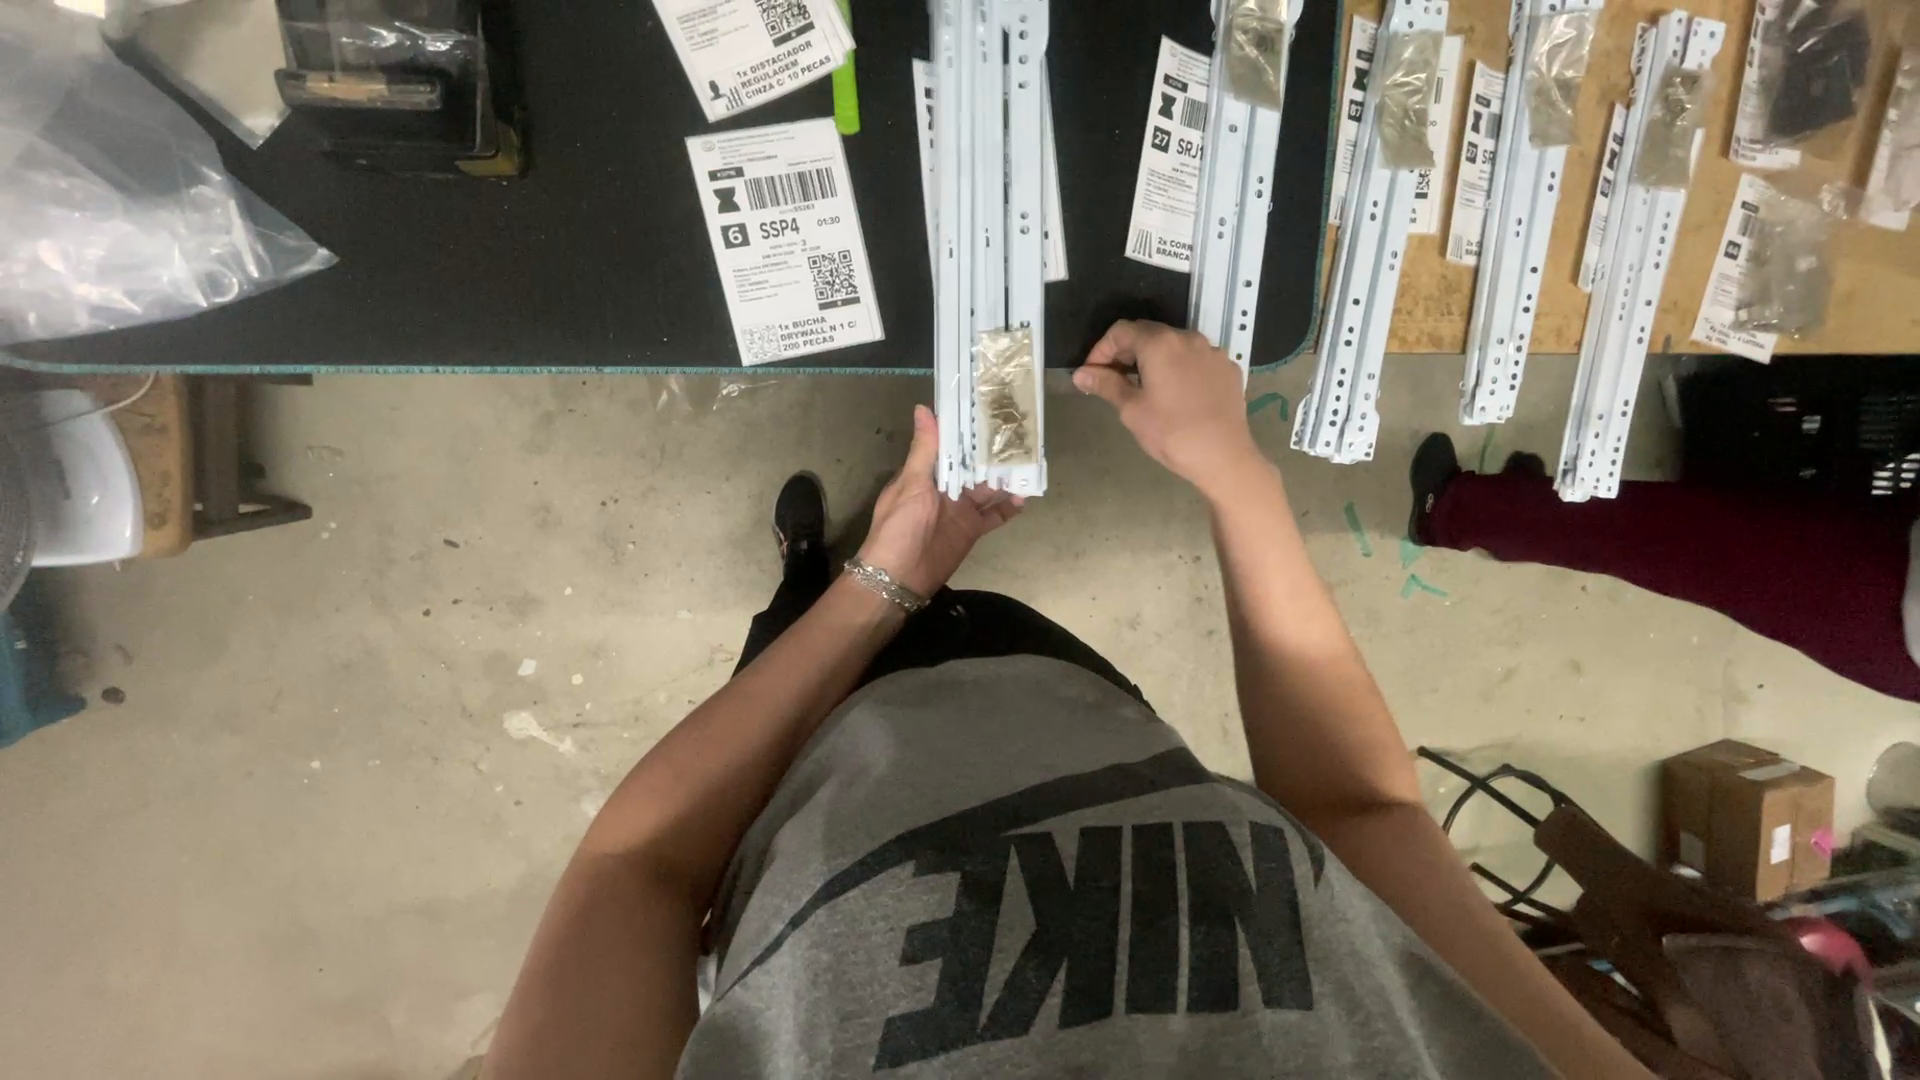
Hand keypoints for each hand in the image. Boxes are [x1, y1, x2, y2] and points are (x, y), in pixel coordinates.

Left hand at [857, 405, 1023, 595]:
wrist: (898, 578)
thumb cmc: (898, 527)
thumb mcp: (911, 485)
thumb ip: (924, 450)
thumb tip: (923, 409)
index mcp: (927, 473)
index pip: (951, 445)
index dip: (968, 430)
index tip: (990, 409)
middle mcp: (946, 488)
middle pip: (974, 465)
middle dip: (994, 452)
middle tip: (1021, 434)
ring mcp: (961, 509)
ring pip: (989, 488)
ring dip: (1006, 477)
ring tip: (1030, 462)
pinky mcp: (972, 530)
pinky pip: (995, 516)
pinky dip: (1009, 507)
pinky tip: (1025, 497)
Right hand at [1073, 319, 1263, 493]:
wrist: (1223, 456)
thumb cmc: (1170, 433)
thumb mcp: (1131, 410)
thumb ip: (1106, 384)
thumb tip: (1080, 374)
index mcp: (1159, 344)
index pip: (1121, 331)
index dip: (1100, 350)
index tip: (1092, 374)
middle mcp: (1188, 338)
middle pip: (1148, 333)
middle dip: (1126, 352)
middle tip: (1113, 380)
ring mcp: (1212, 352)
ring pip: (1174, 345)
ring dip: (1153, 359)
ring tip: (1144, 387)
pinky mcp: (1227, 368)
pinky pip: (1195, 359)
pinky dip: (1178, 368)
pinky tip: (1175, 394)